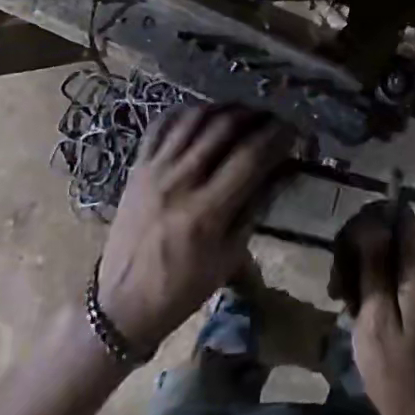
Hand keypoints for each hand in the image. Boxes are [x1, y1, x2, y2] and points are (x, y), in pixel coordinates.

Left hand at [95, 104, 295, 352]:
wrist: (121, 305)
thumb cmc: (182, 288)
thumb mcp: (228, 257)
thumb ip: (253, 209)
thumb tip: (279, 172)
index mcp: (206, 212)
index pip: (251, 156)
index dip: (277, 136)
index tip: (293, 129)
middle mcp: (180, 182)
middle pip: (224, 127)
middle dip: (255, 115)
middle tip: (270, 117)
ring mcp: (155, 171)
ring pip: (194, 118)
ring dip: (223, 108)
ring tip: (241, 112)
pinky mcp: (137, 168)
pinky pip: (161, 125)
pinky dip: (185, 113)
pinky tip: (202, 115)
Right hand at [341, 204, 414, 414]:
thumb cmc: (397, 368)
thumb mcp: (377, 316)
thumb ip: (374, 264)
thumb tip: (371, 219)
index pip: (396, 211)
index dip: (366, 221)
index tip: (344, 251)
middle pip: (388, 228)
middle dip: (357, 248)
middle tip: (337, 286)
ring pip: (385, 248)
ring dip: (359, 266)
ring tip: (343, 300)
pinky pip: (391, 268)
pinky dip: (370, 280)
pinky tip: (354, 305)